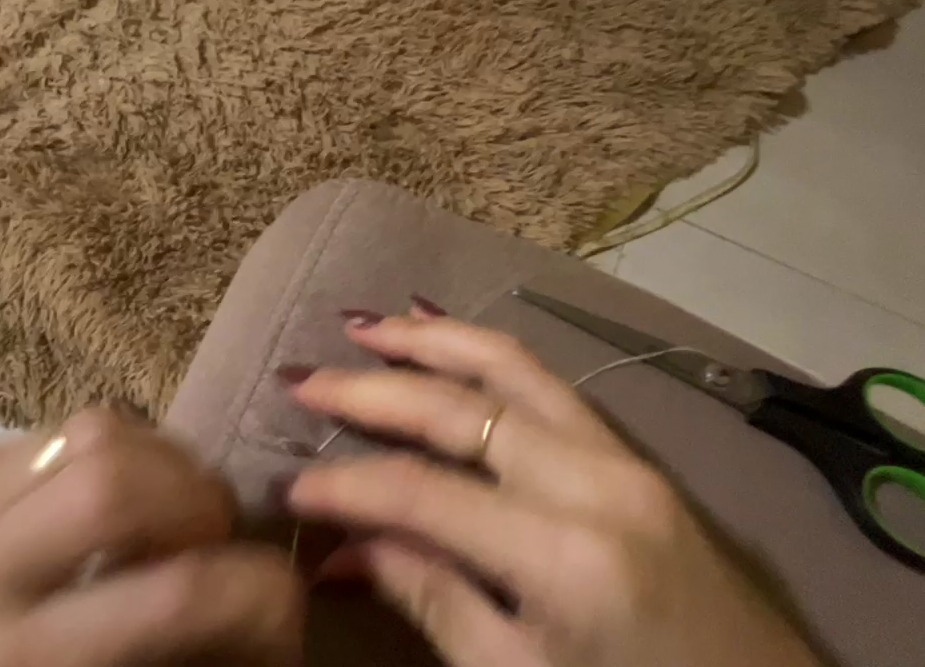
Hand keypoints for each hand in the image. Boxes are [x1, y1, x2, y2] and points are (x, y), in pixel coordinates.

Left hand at [0, 409, 304, 666]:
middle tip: (220, 535)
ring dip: (162, 457)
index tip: (286, 601)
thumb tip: (268, 605)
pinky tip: (124, 482)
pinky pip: (65, 423)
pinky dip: (119, 444)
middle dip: (199, 500)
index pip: (173, 597)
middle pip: (116, 486)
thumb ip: (184, 653)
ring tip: (177, 500)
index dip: (260, 592)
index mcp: (29, 660)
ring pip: (92, 430)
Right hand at [277, 305, 821, 666]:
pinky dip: (481, 348)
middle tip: (299, 380)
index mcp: (567, 560)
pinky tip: (441, 332)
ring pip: (507, 364)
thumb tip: (340, 548)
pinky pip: (545, 380)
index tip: (289, 487)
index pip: (423, 493)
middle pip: (458, 407)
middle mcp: (595, 483)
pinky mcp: (635, 455)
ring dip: (426, 339)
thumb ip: (430, 598)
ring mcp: (623, 457)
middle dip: (369, 390)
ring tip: (362, 325)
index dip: (346, 485)